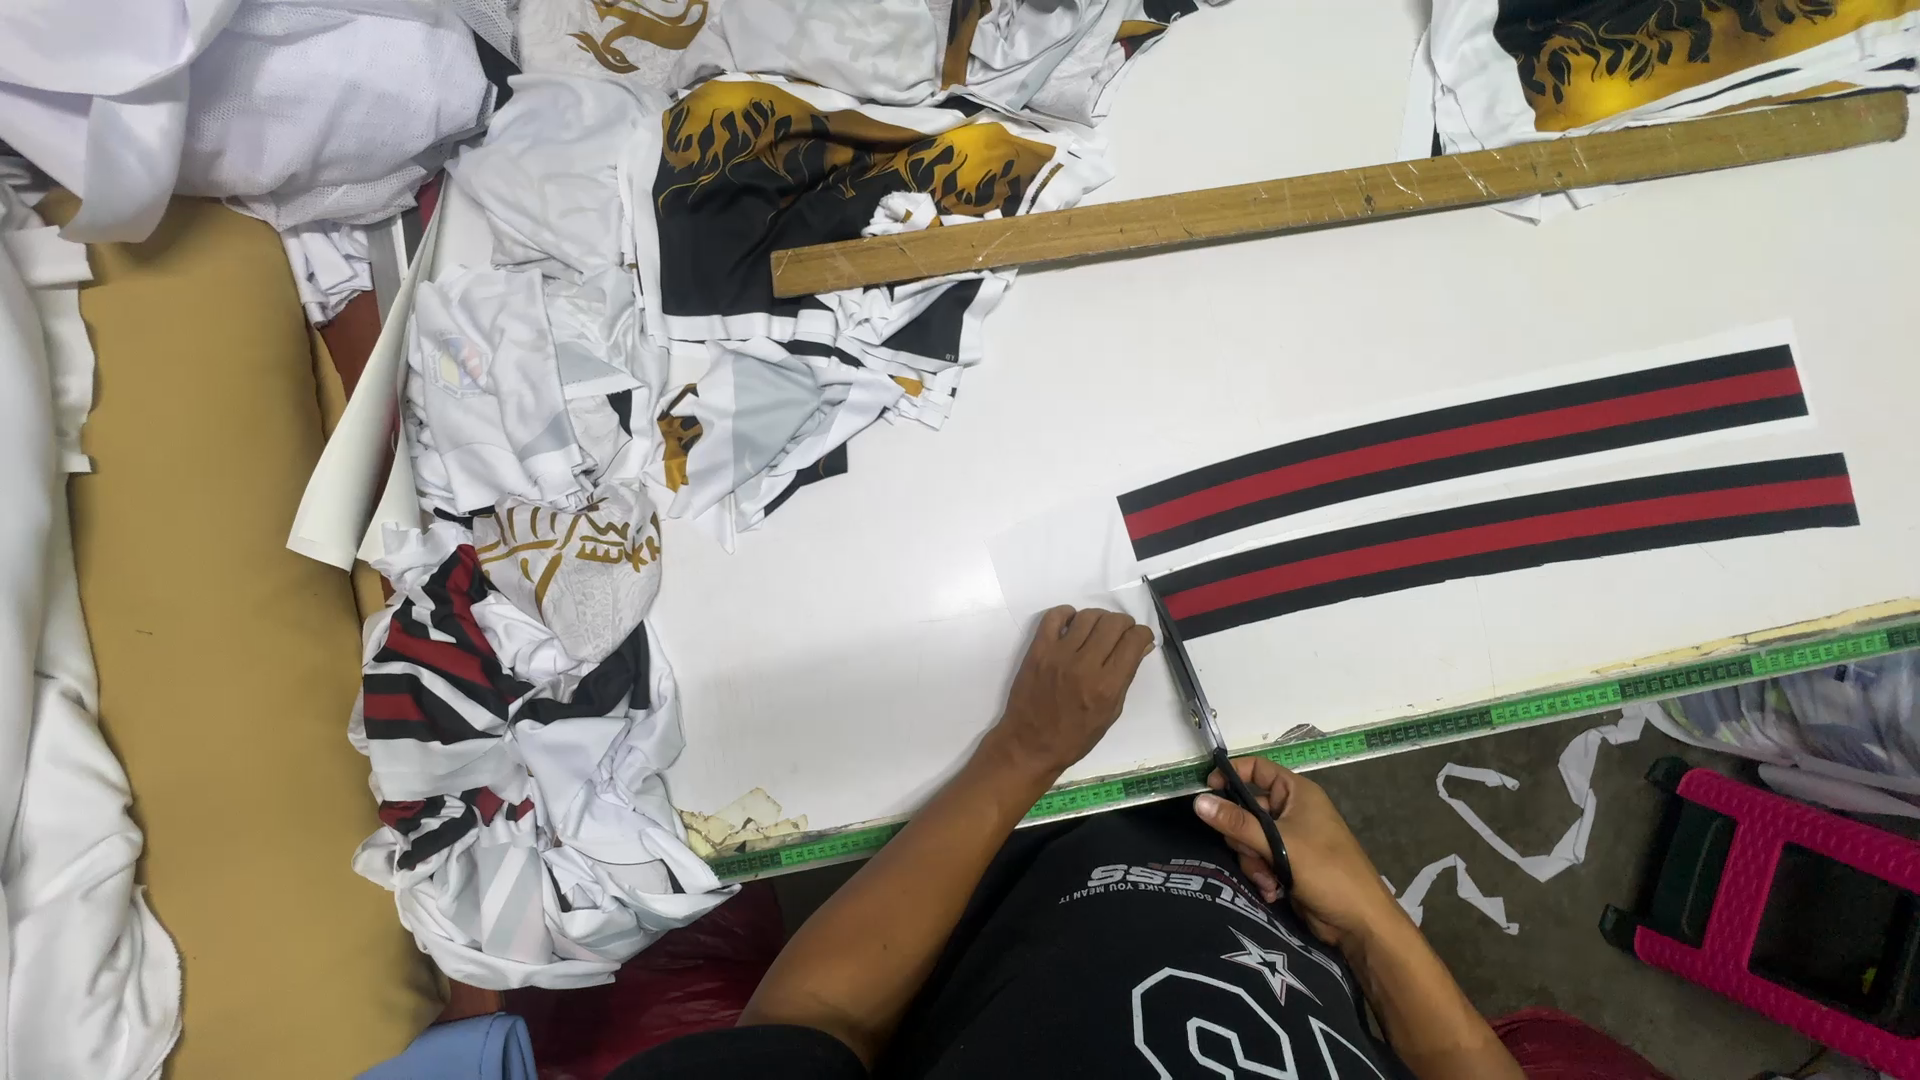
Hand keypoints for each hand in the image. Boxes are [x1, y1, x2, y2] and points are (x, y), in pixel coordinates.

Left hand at [984, 606, 1155, 782]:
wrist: (1031, 743)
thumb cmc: (1076, 736)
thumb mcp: (1111, 712)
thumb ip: (1126, 676)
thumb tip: (1142, 645)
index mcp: (1107, 686)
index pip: (1134, 641)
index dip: (1142, 634)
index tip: (1139, 638)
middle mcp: (1085, 665)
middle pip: (1113, 623)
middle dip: (1124, 623)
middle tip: (1121, 632)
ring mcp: (1059, 655)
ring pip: (1087, 616)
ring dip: (1099, 618)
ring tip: (1097, 629)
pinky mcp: (1037, 650)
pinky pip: (1053, 616)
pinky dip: (1067, 613)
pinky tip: (1072, 624)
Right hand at [1194, 757, 1403, 951]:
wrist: (1360, 924)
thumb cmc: (1327, 871)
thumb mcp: (1279, 844)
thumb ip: (1236, 822)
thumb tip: (1198, 801)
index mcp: (1297, 793)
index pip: (1256, 769)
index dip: (1231, 774)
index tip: (1207, 791)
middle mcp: (1292, 811)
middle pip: (1247, 808)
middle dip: (1242, 835)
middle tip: (1248, 850)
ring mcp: (1291, 838)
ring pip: (1249, 838)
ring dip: (1252, 860)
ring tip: (1267, 878)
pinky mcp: (1289, 864)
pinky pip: (1259, 859)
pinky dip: (1261, 874)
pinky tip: (1272, 890)